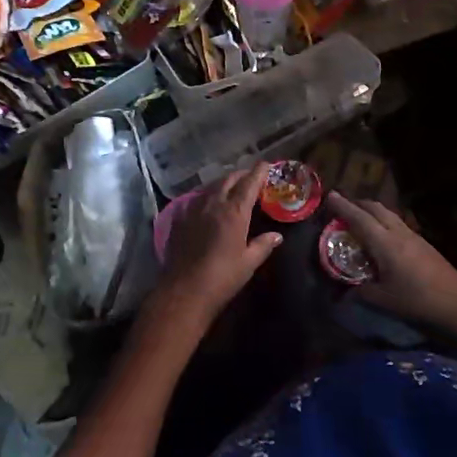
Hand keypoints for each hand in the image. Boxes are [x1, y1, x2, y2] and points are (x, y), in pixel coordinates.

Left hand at [158, 164, 283, 320]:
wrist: (184, 292)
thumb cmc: (222, 277)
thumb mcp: (249, 262)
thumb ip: (263, 245)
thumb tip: (277, 236)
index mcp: (234, 211)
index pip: (249, 182)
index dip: (259, 171)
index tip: (267, 164)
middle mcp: (213, 203)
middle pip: (229, 179)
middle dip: (242, 175)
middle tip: (252, 178)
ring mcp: (193, 210)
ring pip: (211, 187)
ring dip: (224, 183)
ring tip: (233, 188)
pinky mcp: (180, 220)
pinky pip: (197, 199)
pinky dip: (208, 196)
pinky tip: (210, 205)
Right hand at [325, 192, 456, 328]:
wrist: (456, 298)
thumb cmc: (417, 299)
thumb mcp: (384, 299)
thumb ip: (361, 292)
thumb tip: (345, 292)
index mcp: (385, 243)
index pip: (359, 218)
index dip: (343, 206)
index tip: (330, 195)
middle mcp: (398, 232)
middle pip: (375, 208)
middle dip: (357, 204)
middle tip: (341, 207)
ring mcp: (412, 235)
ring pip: (388, 213)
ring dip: (371, 210)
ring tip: (359, 218)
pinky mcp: (421, 241)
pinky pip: (396, 222)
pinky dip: (382, 220)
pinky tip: (380, 235)